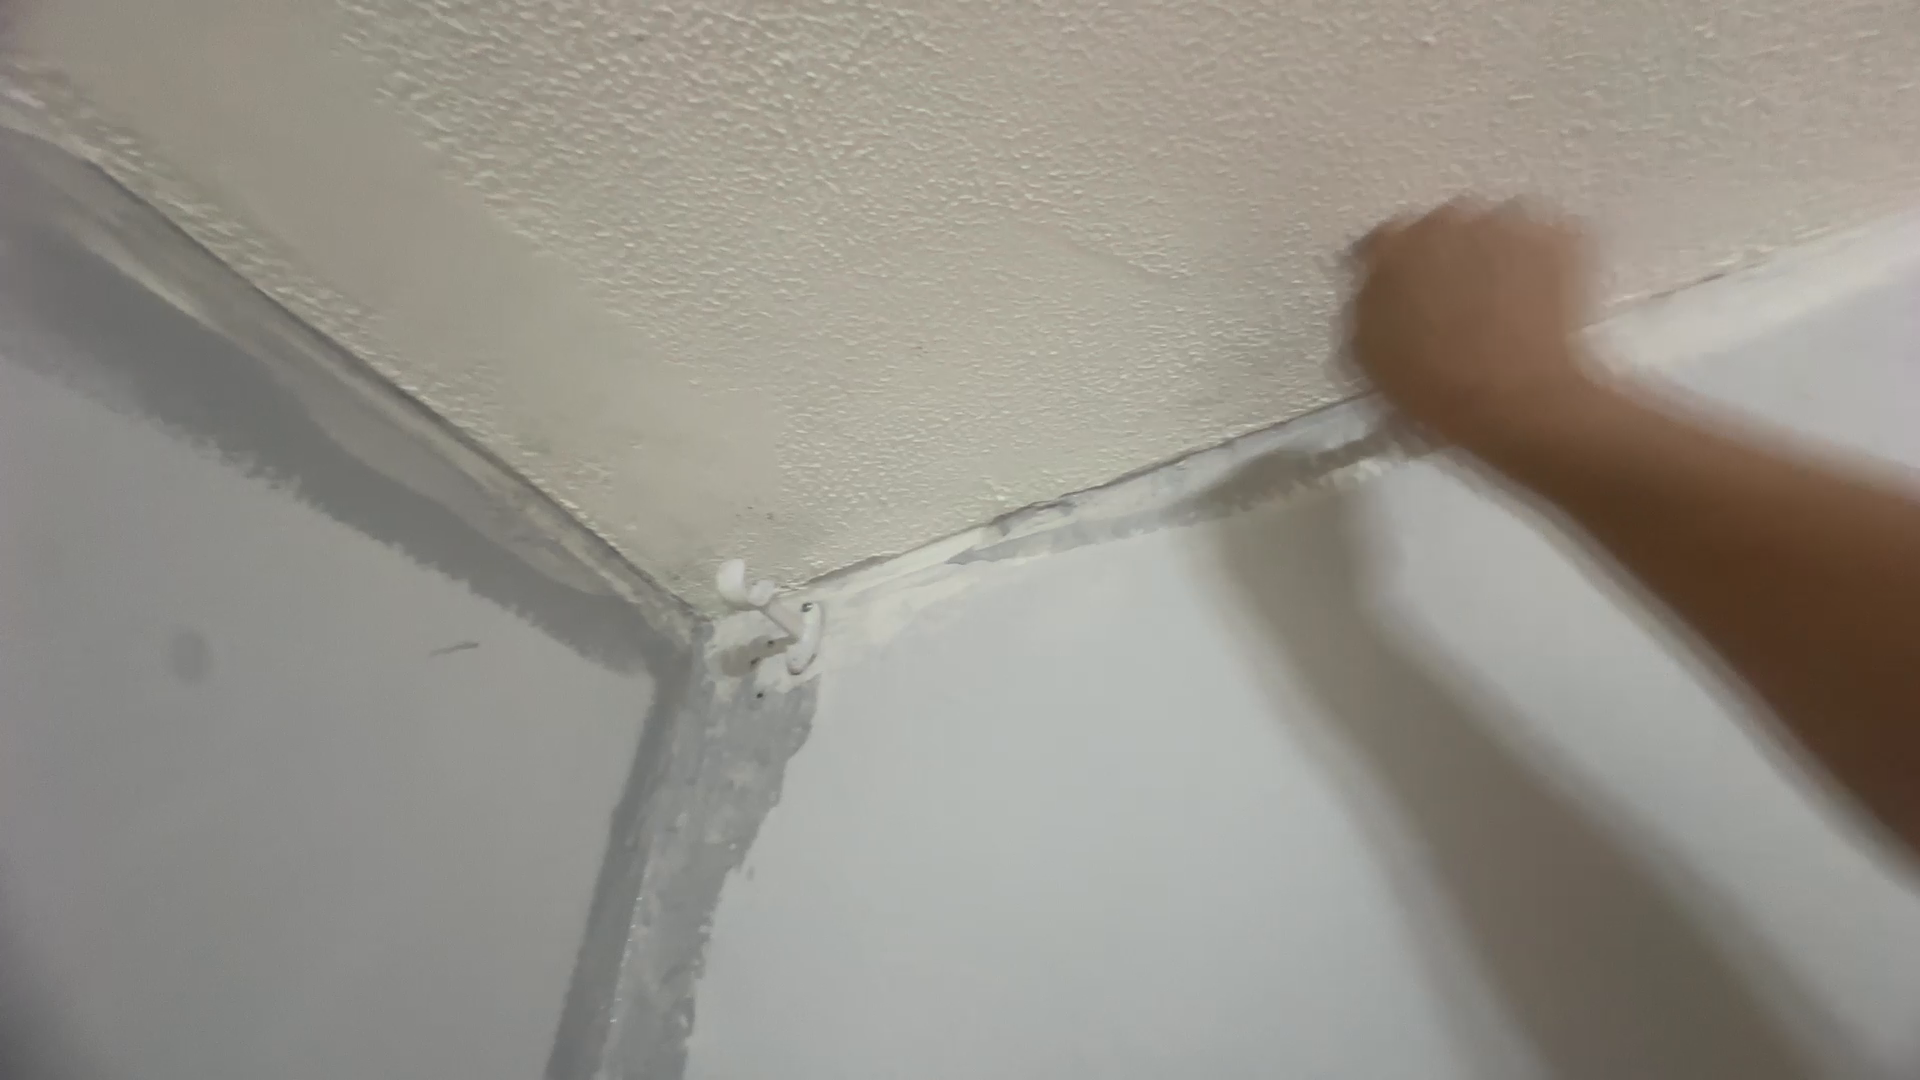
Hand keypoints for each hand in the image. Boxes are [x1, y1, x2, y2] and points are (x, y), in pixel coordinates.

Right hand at [1348, 200, 1601, 458]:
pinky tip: (1531, 297)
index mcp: (1393, 249)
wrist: (1508, 394)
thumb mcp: (1368, 347)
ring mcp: (1508, 223)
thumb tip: (1379, 285)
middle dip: (1442, 253)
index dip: (1389, 265)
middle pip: (1441, 226)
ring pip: (1494, 227)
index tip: (1395, 289)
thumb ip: (1369, 303)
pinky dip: (1536, 260)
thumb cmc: (1424, 380)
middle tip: (1447, 295)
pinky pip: (1543, 239)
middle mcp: (1449, 220)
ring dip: (1489, 252)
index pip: (1382, 240)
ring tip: (1493, 296)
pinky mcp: (1561, 235)